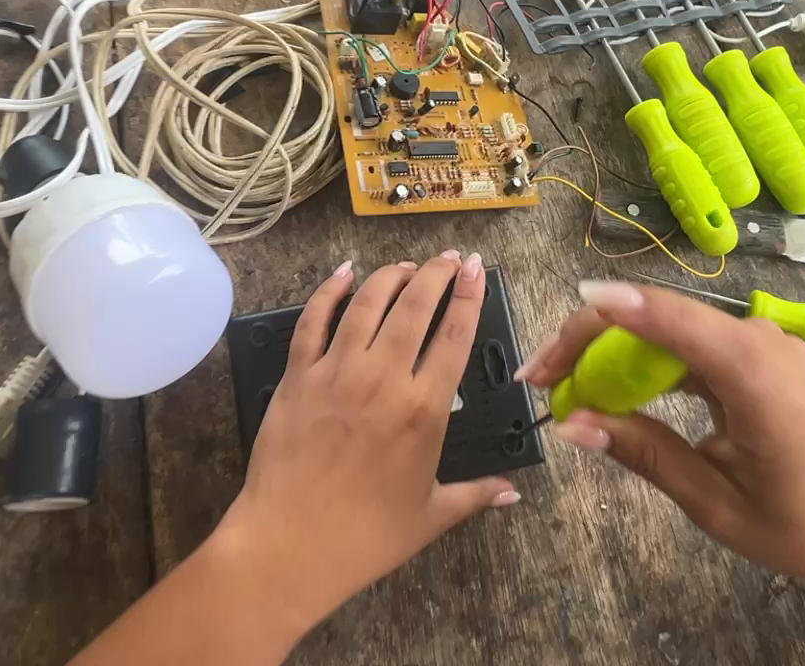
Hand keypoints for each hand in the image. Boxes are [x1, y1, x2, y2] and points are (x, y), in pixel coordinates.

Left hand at [213, 250, 520, 629]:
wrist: (289, 547)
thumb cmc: (366, 536)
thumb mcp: (430, 517)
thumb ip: (476, 494)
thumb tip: (516, 492)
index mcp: (423, 409)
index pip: (455, 335)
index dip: (470, 296)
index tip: (477, 270)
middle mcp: (383, 378)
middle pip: (415, 305)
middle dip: (437, 273)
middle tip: (450, 258)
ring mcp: (337, 371)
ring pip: (368, 302)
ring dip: (391, 275)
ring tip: (407, 265)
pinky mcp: (298, 374)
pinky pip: (314, 320)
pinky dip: (329, 291)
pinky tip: (344, 273)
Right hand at [518, 280, 804, 595]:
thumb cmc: (803, 524)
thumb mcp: (715, 504)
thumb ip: (643, 454)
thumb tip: (570, 425)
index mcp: (759, 378)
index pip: (683, 324)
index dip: (626, 307)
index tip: (574, 302)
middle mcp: (757, 341)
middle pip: (658, 319)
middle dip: (591, 340)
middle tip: (538, 379)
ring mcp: (753, 339)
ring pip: (662, 328)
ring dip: (607, 350)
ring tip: (559, 383)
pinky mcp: (745, 348)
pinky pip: (679, 342)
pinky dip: (637, 360)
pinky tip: (604, 384)